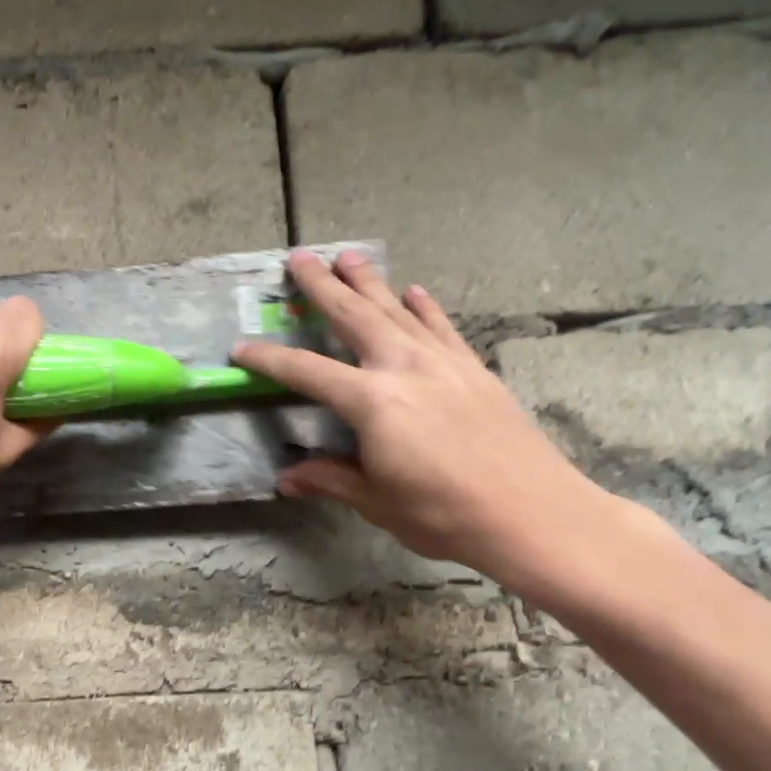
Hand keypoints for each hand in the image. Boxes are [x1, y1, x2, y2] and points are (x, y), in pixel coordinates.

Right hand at [231, 248, 614, 586]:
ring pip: (398, 311)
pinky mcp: (473, 370)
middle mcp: (403, 368)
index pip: (306, 372)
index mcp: (371, 402)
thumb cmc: (442, 513)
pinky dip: (425, 307)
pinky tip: (414, 291)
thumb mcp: (375, 500)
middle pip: (354, 317)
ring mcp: (443, 363)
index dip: (270, 360)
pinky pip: (442, 327)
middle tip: (301, 257)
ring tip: (349, 257)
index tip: (241, 347)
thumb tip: (287, 478)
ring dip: (370, 283)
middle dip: (323, 286)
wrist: (530, 511)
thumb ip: (330, 479)